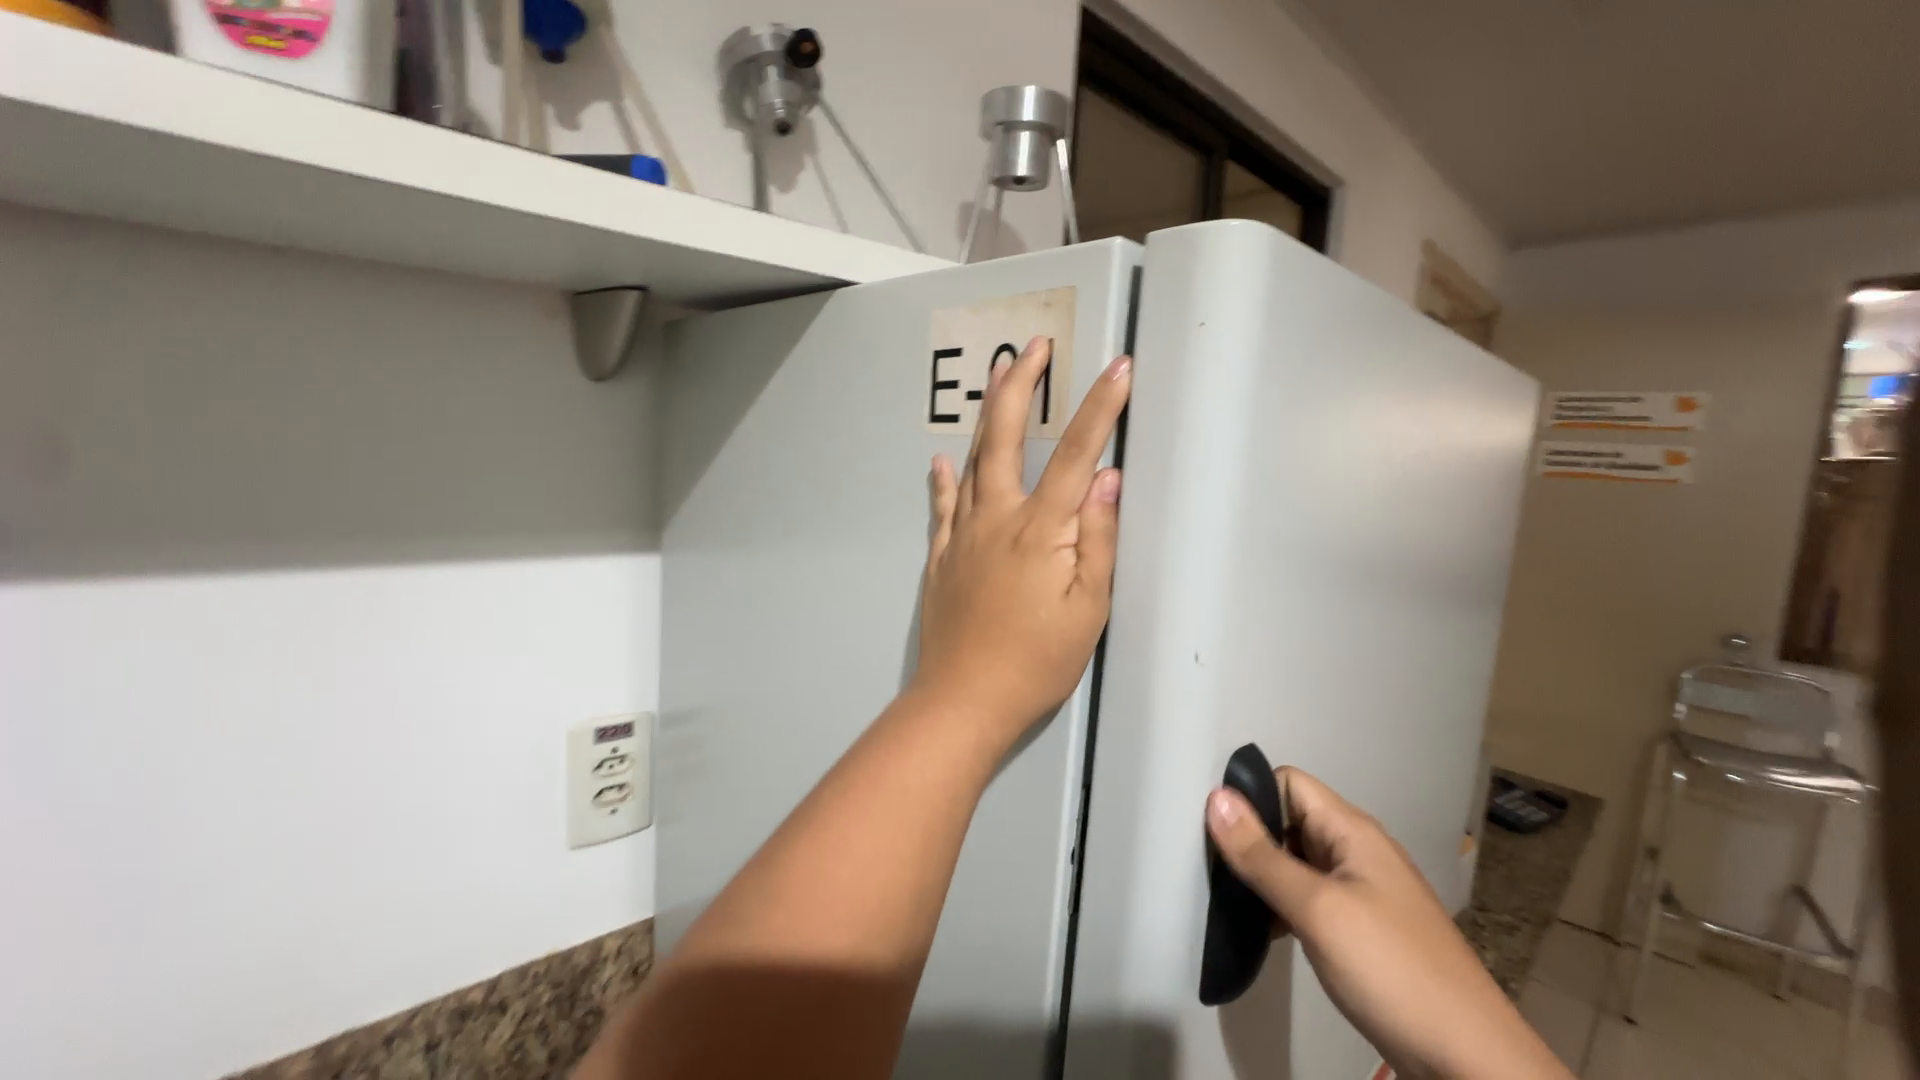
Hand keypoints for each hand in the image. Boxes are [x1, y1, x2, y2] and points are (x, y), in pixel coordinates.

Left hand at [911, 336, 1131, 747]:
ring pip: (972, 461)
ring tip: (994, 377)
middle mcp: (997, 518)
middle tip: (1031, 345)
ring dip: (986, 415)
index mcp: (1041, 530)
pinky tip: (940, 462)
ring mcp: (963, 535)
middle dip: (1022, 385)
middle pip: (1007, 437)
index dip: (1101, 408)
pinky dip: (943, 480)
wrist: (964, 700)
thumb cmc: (1037, 661)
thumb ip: (1099, 541)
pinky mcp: (941, 558)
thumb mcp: (1088, 610)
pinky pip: (941, 507)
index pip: (1078, 454)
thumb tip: (1108, 480)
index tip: (1119, 368)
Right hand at [1207, 769, 1571, 1079]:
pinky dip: (1282, 905)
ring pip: (1298, 861)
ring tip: (1226, 898)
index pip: (1288, 783)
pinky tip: (1261, 929)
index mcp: (1353, 832)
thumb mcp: (1317, 908)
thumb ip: (1262, 855)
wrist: (1468, 1057)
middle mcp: (1357, 851)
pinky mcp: (1361, 929)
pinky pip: (1310, 897)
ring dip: (1264, 873)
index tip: (1210, 828)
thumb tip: (1216, 797)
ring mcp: (1362, 892)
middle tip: (1210, 866)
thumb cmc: (1390, 968)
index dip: (1250, 796)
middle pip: (1290, 820)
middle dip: (1251, 836)